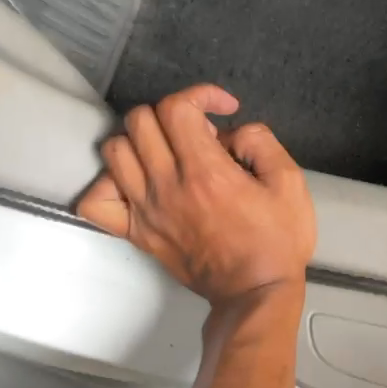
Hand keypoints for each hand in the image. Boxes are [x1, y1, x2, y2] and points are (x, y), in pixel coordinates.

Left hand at [77, 84, 315, 308]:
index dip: (201, 95)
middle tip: (202, 136)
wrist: (255, 292)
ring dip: (143, 140)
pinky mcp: (135, 233)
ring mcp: (145, 210)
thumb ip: (262, 143)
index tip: (226, 109)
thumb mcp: (291, 183)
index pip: (178, 108)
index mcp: (206, 171)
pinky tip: (137, 183)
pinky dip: (108, 183)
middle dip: (173, 114)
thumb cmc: (278, 240)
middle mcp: (167, 185)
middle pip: (140, 120)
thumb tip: (233, 132)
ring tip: (172, 155)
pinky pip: (95, 201)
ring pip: (114, 150)